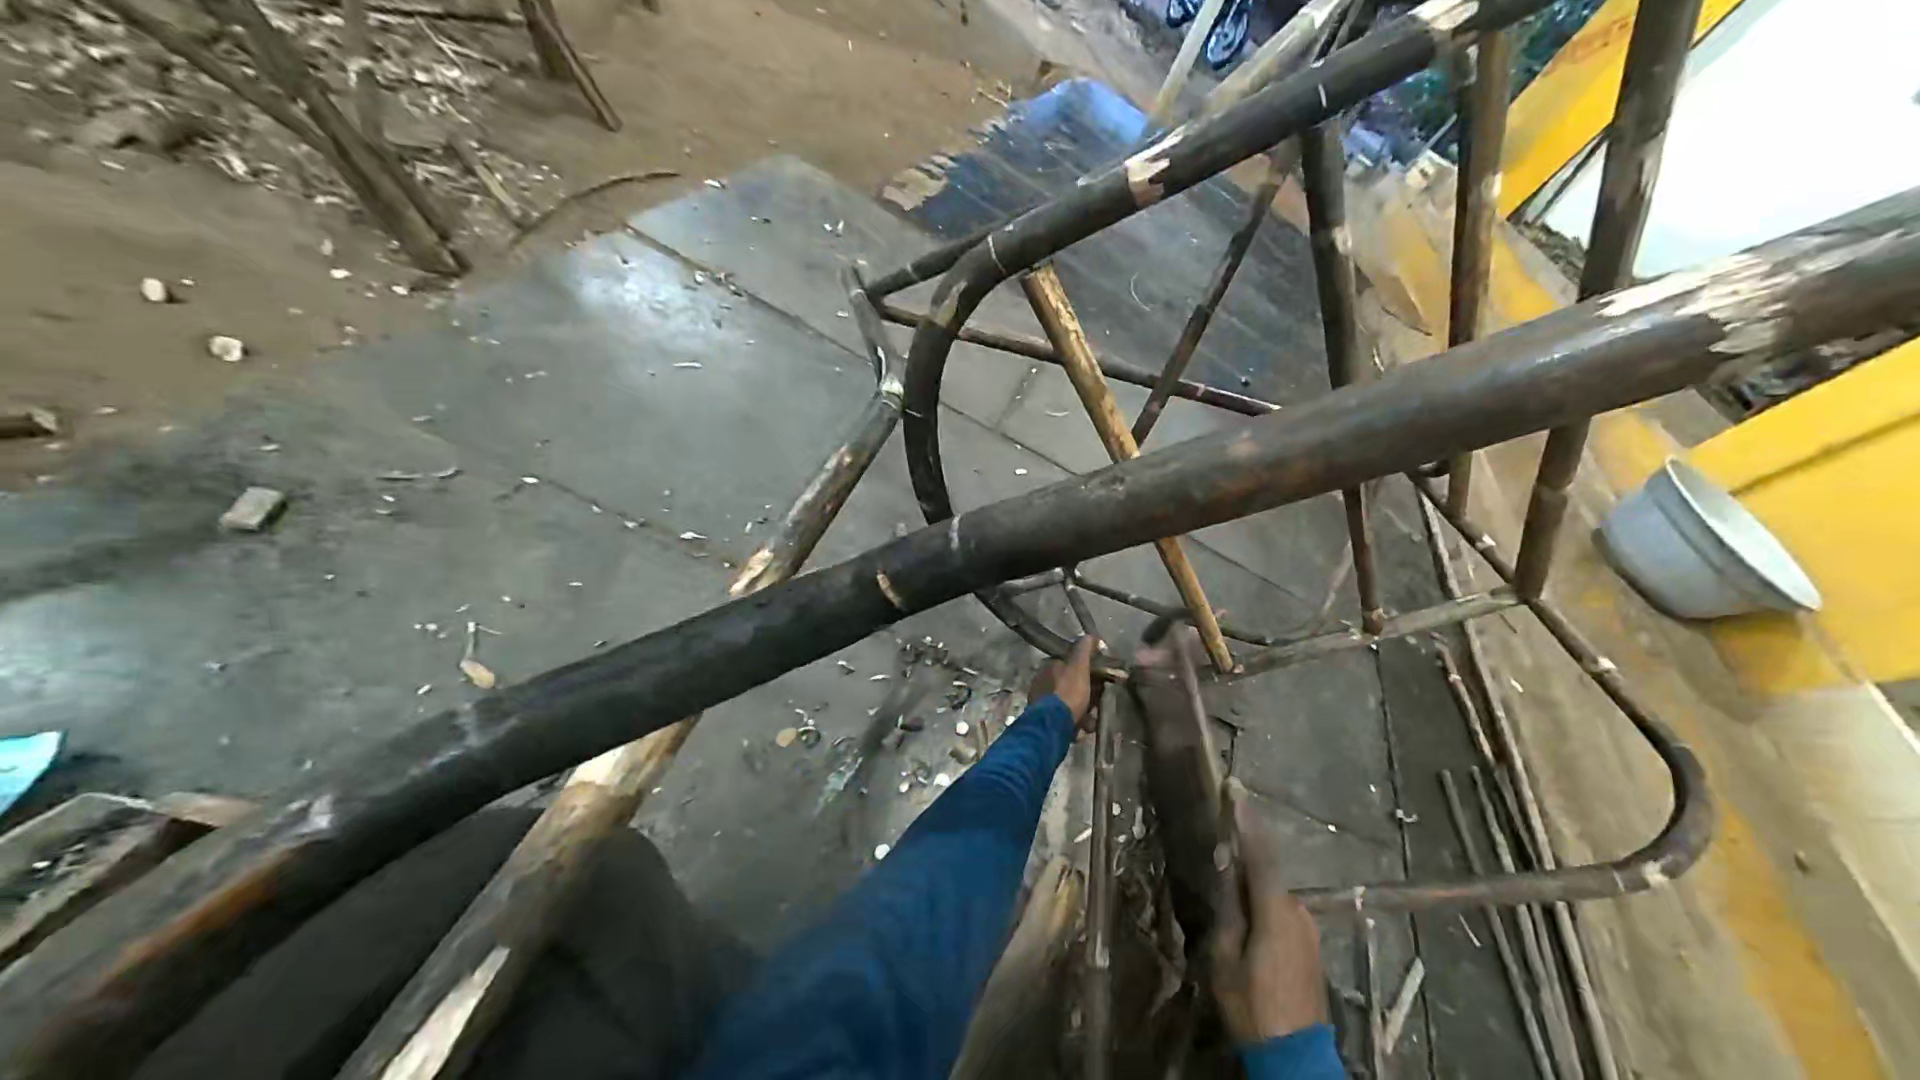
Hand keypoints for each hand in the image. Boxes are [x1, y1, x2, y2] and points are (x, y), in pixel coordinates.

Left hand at [1026, 635, 1098, 729]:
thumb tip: (1091, 636)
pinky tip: (1085, 727)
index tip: (1100, 678)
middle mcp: (1042, 682)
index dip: (1086, 669)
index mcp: (1048, 667)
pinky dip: (1076, 720)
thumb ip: (1084, 650)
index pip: (1069, 663)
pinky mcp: (1046, 719)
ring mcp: (1042, 701)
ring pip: (1069, 701)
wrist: (1053, 725)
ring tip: (1093, 718)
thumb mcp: (1079, 666)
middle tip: (1099, 700)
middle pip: (1070, 683)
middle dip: (1086, 692)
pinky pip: (1065, 716)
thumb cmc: (1068, 692)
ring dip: (1083, 709)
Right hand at [1209, 792, 1327, 1043]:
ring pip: (1273, 894)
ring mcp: (1308, 929)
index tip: (1235, 789)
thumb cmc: (1253, 1005)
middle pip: (1266, 873)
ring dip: (1251, 887)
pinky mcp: (1310, 944)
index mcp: (1275, 911)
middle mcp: (1298, 912)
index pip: (1261, 855)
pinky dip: (1262, 905)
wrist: (1296, 1056)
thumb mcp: (1224, 957)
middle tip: (1217, 851)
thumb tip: (1224, 866)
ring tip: (1228, 900)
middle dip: (1243, 860)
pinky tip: (1247, 924)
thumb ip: (1226, 908)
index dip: (1247, 821)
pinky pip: (1281, 911)